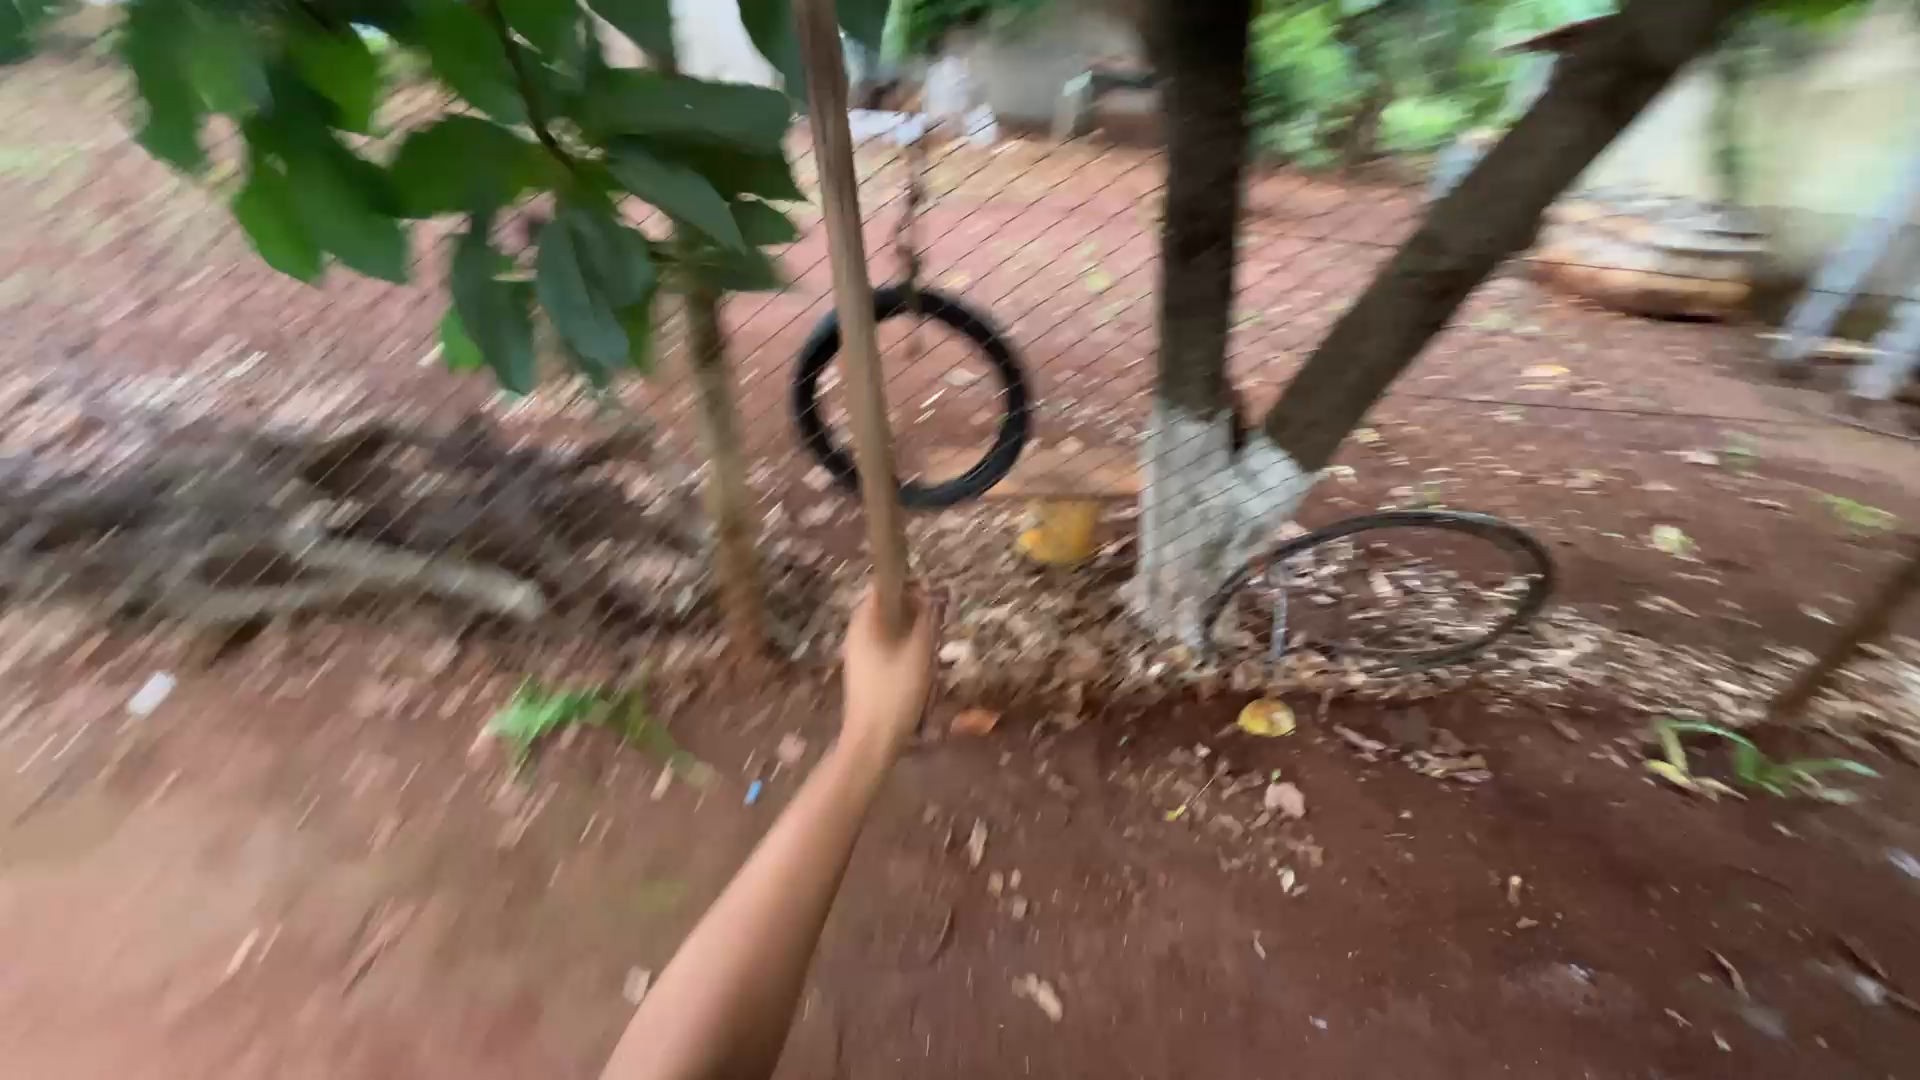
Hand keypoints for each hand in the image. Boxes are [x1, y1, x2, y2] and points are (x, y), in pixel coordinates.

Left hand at [840, 584, 942, 758]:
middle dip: (914, 614)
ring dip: (912, 636)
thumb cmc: (895, 693)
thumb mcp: (919, 652)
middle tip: (936, 629)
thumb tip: (932, 596)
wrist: (872, 741)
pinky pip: (887, 650)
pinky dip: (905, 653)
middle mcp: (856, 634)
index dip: (908, 587)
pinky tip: (920, 671)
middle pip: (888, 610)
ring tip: (931, 653)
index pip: (883, 587)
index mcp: (864, 623)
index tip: (932, 599)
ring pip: (890, 631)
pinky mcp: (864, 673)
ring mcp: (858, 654)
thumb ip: (926, 620)